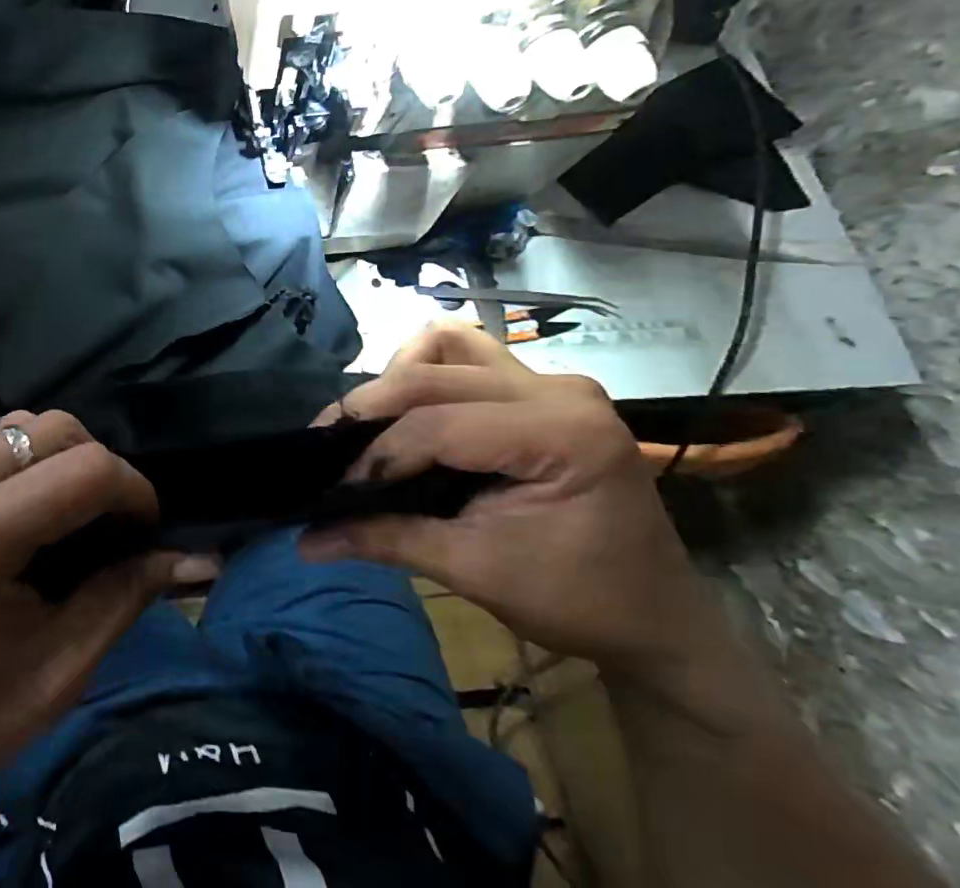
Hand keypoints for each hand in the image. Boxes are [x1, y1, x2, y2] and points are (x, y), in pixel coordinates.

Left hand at [0, 407, 215, 887]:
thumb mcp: (61, 669)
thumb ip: (131, 594)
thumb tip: (203, 559)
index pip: (89, 471)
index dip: (136, 493)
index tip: (146, 530)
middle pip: (54, 428)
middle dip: (100, 469)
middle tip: (107, 523)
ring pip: (13, 419)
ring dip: (52, 454)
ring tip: (56, 509)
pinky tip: (3, 488)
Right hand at [302, 325, 745, 718]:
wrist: (653, 616)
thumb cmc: (576, 601)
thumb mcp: (475, 571)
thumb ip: (387, 540)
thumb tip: (306, 541)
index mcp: (561, 432)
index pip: (440, 422)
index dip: (377, 455)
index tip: (333, 492)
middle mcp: (559, 389)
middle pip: (437, 372)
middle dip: (373, 408)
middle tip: (329, 449)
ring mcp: (554, 383)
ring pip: (451, 344)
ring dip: (400, 376)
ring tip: (370, 425)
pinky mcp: (543, 390)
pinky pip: (470, 358)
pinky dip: (427, 377)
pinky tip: (408, 414)